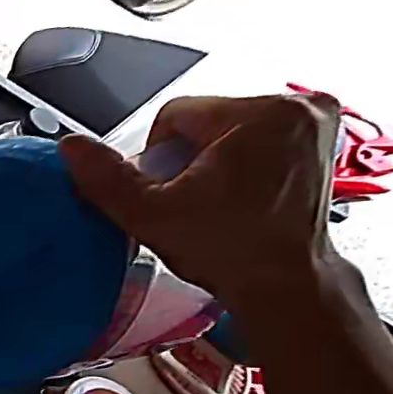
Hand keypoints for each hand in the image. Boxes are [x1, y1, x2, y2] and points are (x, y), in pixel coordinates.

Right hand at [60, 93, 341, 316]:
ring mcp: (315, 122)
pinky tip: (240, 194)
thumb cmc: (233, 254)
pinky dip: (239, 160)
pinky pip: (255, 135)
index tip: (174, 193)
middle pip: (203, 119)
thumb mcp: (153, 217)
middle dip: (186, 159)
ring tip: (221, 201)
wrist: (283, 285)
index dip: (159, 159)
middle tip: (197, 202)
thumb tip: (72, 147)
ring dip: (211, 160)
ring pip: (226, 127)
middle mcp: (297, 108)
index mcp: (261, 115)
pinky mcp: (320, 138)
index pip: (175, 114)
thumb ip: (108, 179)